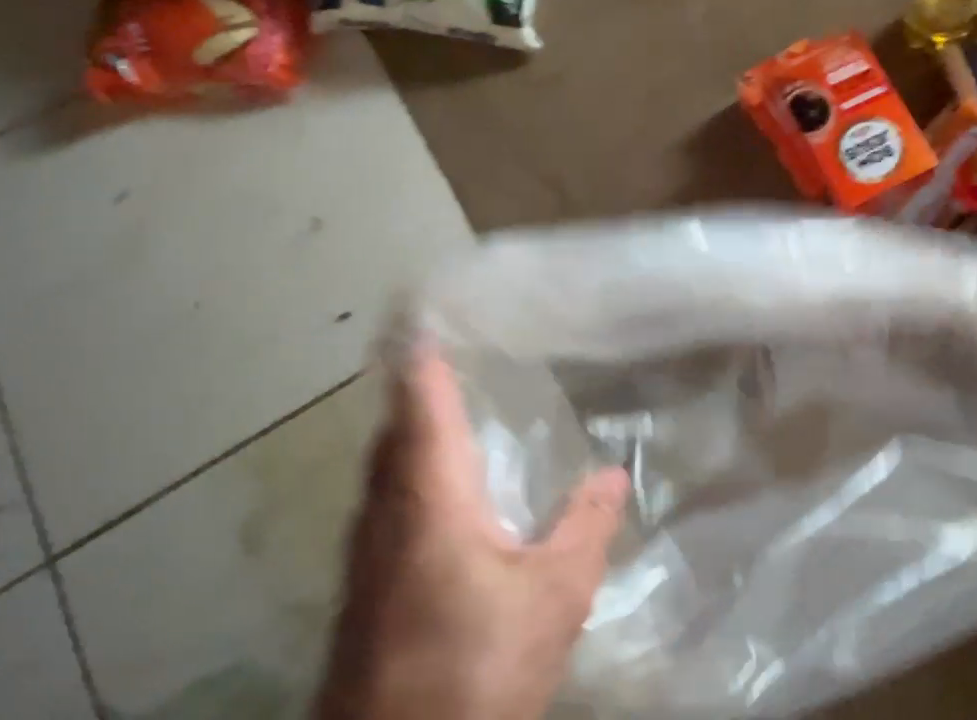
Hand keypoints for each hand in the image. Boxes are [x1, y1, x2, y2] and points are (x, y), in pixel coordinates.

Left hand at [314, 345, 629, 719]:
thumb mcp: (554, 596)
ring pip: (384, 476)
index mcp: (429, 499)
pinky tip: (443, 500)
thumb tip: (611, 473)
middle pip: (393, 435)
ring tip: (451, 413)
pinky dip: (410, 480)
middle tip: (450, 355)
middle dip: (415, 391)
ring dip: (410, 437)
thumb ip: (585, 526)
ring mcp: (365, 560)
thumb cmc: (475, 666)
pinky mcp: (365, 596)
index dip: (421, 356)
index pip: (420, 405)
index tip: (422, 309)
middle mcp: (385, 517)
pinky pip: (385, 511)